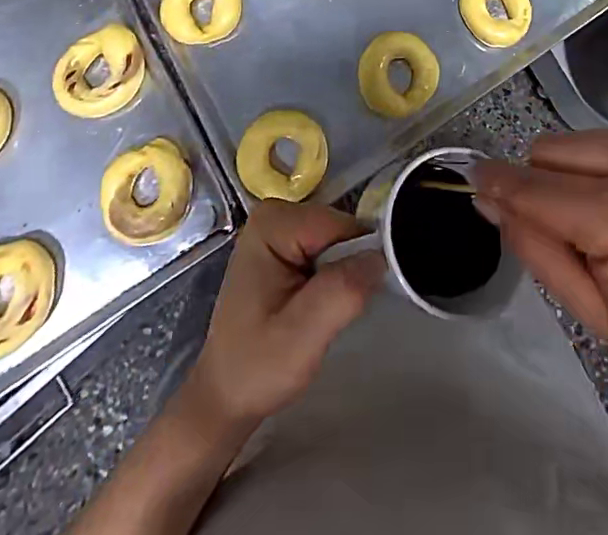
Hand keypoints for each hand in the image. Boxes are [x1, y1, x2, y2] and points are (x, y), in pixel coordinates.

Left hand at [182, 199, 384, 430]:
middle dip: (351, 269)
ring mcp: (280, 230)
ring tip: (329, 312)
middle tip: (336, 312)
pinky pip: (332, 252)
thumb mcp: (302, 336)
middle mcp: (275, 216)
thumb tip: (380, 258)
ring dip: (345, 276)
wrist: (227, 393)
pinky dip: (336, 279)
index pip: (343, 226)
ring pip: (342, 242)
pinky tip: (323, 305)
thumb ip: (341, 292)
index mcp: (272, 224)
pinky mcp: (287, 248)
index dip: (358, 261)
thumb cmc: (257, 366)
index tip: (353, 302)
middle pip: (342, 229)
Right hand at [484, 132, 607, 534]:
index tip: (471, 184)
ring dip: (570, 174)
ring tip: (601, 221)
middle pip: (547, 152)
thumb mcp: (593, 311)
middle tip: (564, 233)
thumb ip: (534, 249)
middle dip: (538, 186)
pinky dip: (603, 167)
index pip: (530, 187)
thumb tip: (491, 204)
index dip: (494, 186)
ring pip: (577, 141)